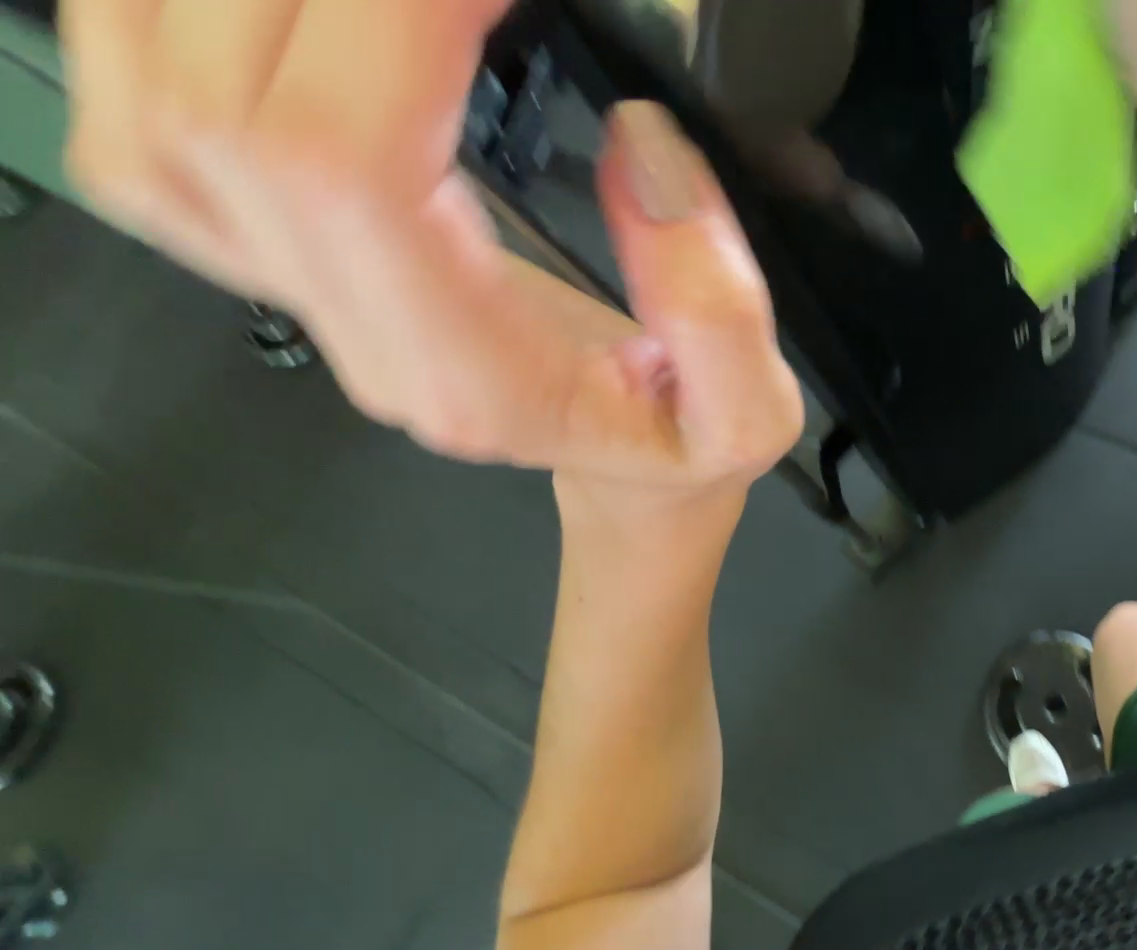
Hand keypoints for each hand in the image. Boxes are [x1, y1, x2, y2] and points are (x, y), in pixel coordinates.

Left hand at [60, 0, 802, 495]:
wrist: (622, 468)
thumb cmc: (676, 447)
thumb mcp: (748, 415)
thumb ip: (719, 310)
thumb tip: (644, 146)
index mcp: (464, 371)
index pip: (346, 156)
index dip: (394, 17)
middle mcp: (348, 324)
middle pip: (224, 93)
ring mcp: (292, 282)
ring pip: (148, 77)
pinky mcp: (277, 239)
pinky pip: (141, 89)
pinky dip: (175, 0)